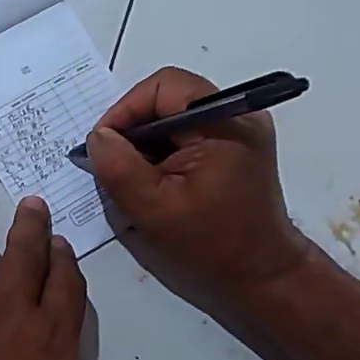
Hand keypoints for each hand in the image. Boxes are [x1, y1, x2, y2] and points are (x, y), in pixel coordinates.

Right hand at [86, 66, 310, 299]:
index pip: (163, 87)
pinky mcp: (235, 145)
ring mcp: (240, 129)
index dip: (125, 110)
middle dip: (134, 127)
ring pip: (175, 114)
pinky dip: (163, 150)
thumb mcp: (153, 209)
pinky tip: (157, 179)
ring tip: (137, 176)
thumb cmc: (211, 244)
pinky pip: (187, 131)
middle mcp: (238, 115)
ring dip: (147, 140)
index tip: (105, 145)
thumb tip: (98, 137)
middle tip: (116, 162)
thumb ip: (119, 168)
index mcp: (224, 123)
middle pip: (169, 97)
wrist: (261, 273)